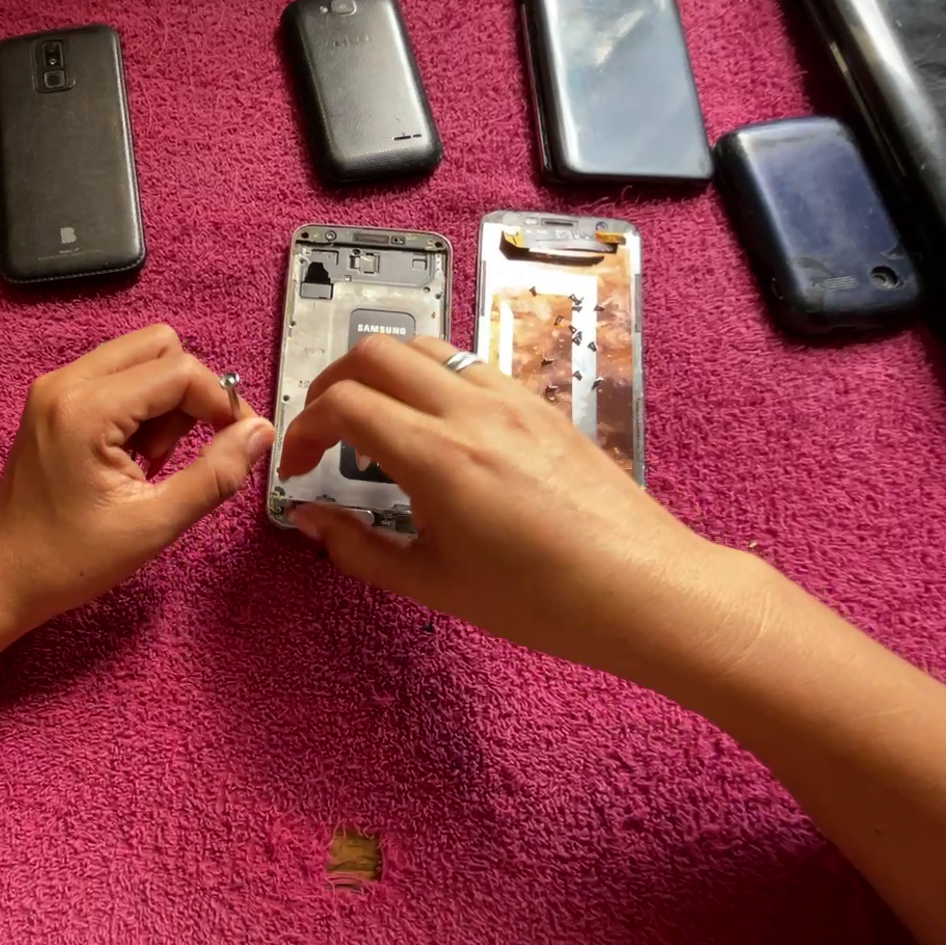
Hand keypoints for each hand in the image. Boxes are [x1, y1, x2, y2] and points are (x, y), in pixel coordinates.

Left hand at [0, 324, 274, 631]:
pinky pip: (113, 378)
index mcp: (86, 409)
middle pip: (159, 346)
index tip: (238, 443)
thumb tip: (261, 433)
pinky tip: (131, 457)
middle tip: (184, 453)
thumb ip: (216, 474)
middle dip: (189, 394)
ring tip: (152, 463)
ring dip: (163, 401)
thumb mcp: (154, 524)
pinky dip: (138, 407)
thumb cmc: (72, 560)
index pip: (178, 370)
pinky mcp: (51, 401)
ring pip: (137, 359)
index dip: (221, 402)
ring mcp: (54, 387)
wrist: (3, 578)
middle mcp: (66, 382)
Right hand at [279, 334, 750, 677]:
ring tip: (369, 423)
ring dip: (376, 374)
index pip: (343, 404)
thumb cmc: (538, 599)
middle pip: (373, 352)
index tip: (298, 469)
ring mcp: (509, 397)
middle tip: (322, 434)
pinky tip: (428, 426)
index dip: (302, 431)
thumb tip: (305, 519)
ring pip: (420, 345)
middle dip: (329, 386)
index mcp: (439, 457)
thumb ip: (355, 547)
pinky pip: (462, 363)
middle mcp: (471, 409)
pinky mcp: (536, 401)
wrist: (647, 590)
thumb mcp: (432, 583)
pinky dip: (422, 378)